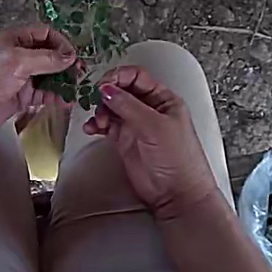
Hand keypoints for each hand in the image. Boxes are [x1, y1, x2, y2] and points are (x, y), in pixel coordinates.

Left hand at [0, 25, 75, 143]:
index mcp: (14, 39)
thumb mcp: (17, 61)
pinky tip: (65, 100)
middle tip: (79, 73)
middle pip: (50, 55)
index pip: (45, 33)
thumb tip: (69, 56)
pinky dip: (56, 96)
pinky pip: (44, 93)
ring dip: (63, 81)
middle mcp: (18, 55)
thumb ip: (47, 58)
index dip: (61, 43)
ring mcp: (20, 77)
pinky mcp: (21, 96)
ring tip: (75, 89)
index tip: (72, 56)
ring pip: (49, 75)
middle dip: (65, 63)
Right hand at [83, 66, 227, 220]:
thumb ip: (129, 105)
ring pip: (111, 106)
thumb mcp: (155, 126)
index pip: (137, 77)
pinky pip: (106, 124)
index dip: (119, 77)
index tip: (104, 85)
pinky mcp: (125, 139)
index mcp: (163, 99)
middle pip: (121, 90)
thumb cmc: (178, 159)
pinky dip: (97, 124)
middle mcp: (149, 108)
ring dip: (100, 110)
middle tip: (96, 99)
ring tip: (98, 121)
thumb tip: (107, 89)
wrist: (176, 194)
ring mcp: (136, 124)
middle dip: (106, 93)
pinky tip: (92, 129)